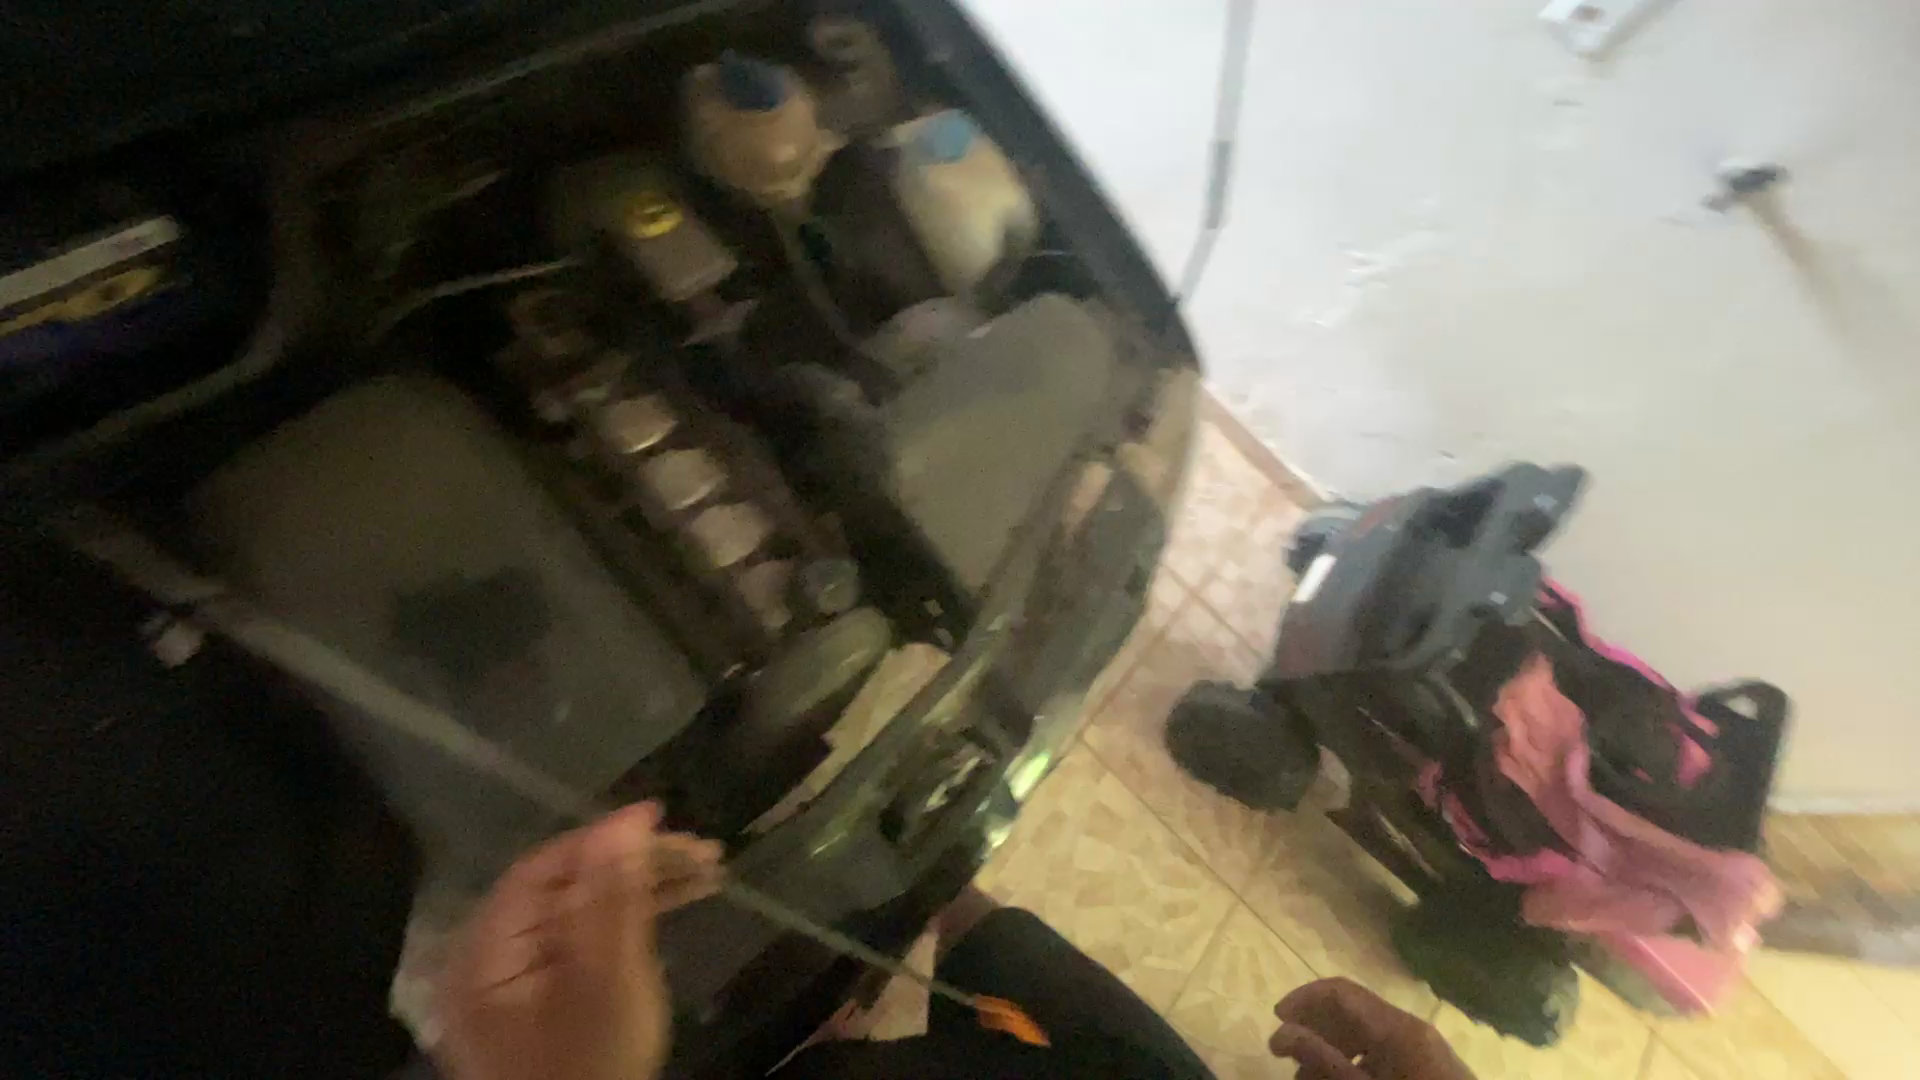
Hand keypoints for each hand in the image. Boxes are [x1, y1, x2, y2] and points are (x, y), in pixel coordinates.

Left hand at [436, 803, 724, 1079]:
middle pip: (570, 885)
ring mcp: (524, 980)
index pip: (543, 869)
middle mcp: (495, 960)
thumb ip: (615, 897)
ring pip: (589, 906)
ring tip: (710, 870)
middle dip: (639, 862)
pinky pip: (595, 935)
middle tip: (703, 852)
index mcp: (487, 955)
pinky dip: (639, 914)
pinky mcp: (553, 995)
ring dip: (649, 883)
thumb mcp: (608, 981)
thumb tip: (626, 821)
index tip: (661, 817)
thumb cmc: (591, 1068)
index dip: (603, 836)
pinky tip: (682, 899)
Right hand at [1269, 978, 1476, 1079]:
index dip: (1303, 999)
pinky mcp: (1430, 1074)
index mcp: (1399, 1028)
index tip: (1276, 1022)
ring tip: (1307, 1079)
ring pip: (1366, 1039)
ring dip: (1332, 1053)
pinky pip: (1384, 1059)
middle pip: (1351, 1013)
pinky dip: (1356, 1068)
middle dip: (1315, 1031)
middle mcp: (1412, 1030)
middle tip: (1288, 1058)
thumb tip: (1281, 1031)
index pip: (1340, 992)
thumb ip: (1323, 1060)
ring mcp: (1425, 1053)